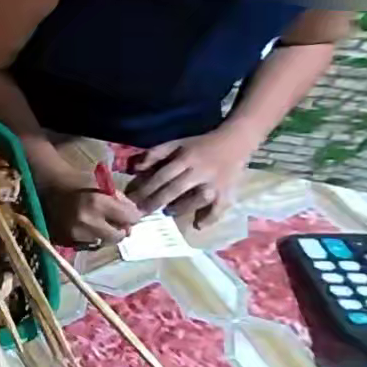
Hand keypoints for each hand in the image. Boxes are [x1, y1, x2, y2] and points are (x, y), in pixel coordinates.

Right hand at [43, 183, 142, 246]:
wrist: (47, 187)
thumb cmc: (76, 181)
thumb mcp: (102, 184)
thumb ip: (119, 200)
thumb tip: (133, 217)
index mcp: (97, 203)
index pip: (129, 218)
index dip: (133, 216)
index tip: (130, 214)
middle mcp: (87, 223)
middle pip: (117, 237)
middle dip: (120, 230)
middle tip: (117, 223)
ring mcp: (75, 235)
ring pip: (103, 243)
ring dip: (105, 235)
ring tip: (99, 224)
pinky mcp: (66, 242)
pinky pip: (88, 246)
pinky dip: (91, 239)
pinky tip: (86, 228)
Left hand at [125, 131, 251, 228]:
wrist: (235, 141)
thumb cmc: (200, 145)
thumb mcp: (177, 143)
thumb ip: (155, 154)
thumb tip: (135, 168)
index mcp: (186, 158)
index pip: (162, 175)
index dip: (146, 188)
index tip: (132, 201)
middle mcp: (200, 171)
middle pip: (175, 189)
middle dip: (156, 202)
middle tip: (141, 214)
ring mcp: (215, 183)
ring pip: (197, 199)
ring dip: (181, 208)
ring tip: (168, 212)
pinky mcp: (227, 192)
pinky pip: (219, 208)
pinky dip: (209, 218)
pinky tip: (197, 225)